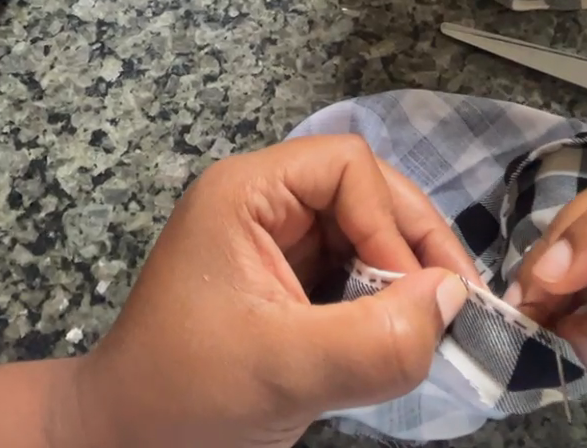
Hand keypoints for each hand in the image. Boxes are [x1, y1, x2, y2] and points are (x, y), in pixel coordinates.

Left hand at [69, 136, 478, 447]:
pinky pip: (348, 263)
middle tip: (458, 303)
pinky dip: (382, 293)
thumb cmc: (187, 394)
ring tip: (439, 320)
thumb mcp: (283, 371)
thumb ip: (373, 341)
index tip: (416, 294)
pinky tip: (401, 329)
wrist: (127, 436)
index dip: (390, 221)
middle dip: (410, 241)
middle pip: (360, 187)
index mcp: (246, 192)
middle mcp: (261, 199)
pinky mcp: (283, 274)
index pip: (344, 165)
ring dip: (402, 269)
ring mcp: (271, 235)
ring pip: (361, 225)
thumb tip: (453, 299)